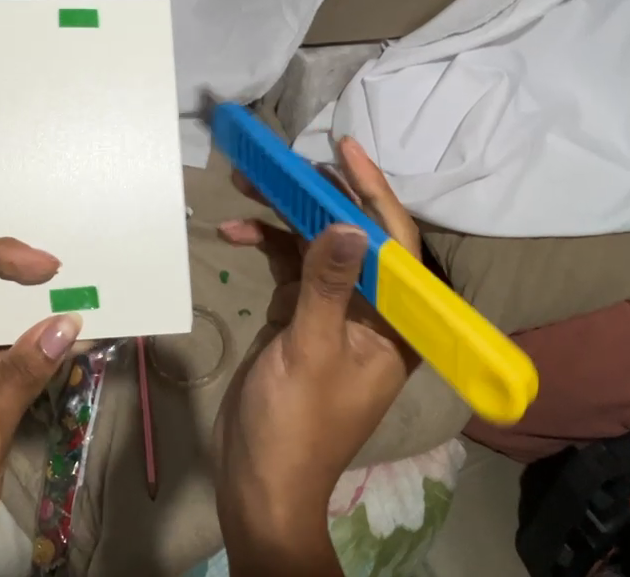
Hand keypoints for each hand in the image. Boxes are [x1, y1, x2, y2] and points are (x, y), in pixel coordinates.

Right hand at [213, 137, 420, 575]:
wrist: (258, 479)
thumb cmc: (296, 423)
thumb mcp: (312, 350)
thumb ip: (327, 284)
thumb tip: (347, 222)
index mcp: (394, 323)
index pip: (395, 245)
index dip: (373, 192)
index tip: (345, 150)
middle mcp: (372, 310)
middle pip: (350, 237)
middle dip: (315, 197)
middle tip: (282, 161)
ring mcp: (334, 311)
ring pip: (314, 246)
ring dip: (280, 216)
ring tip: (245, 183)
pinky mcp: (301, 315)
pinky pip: (288, 266)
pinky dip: (263, 246)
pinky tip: (233, 231)